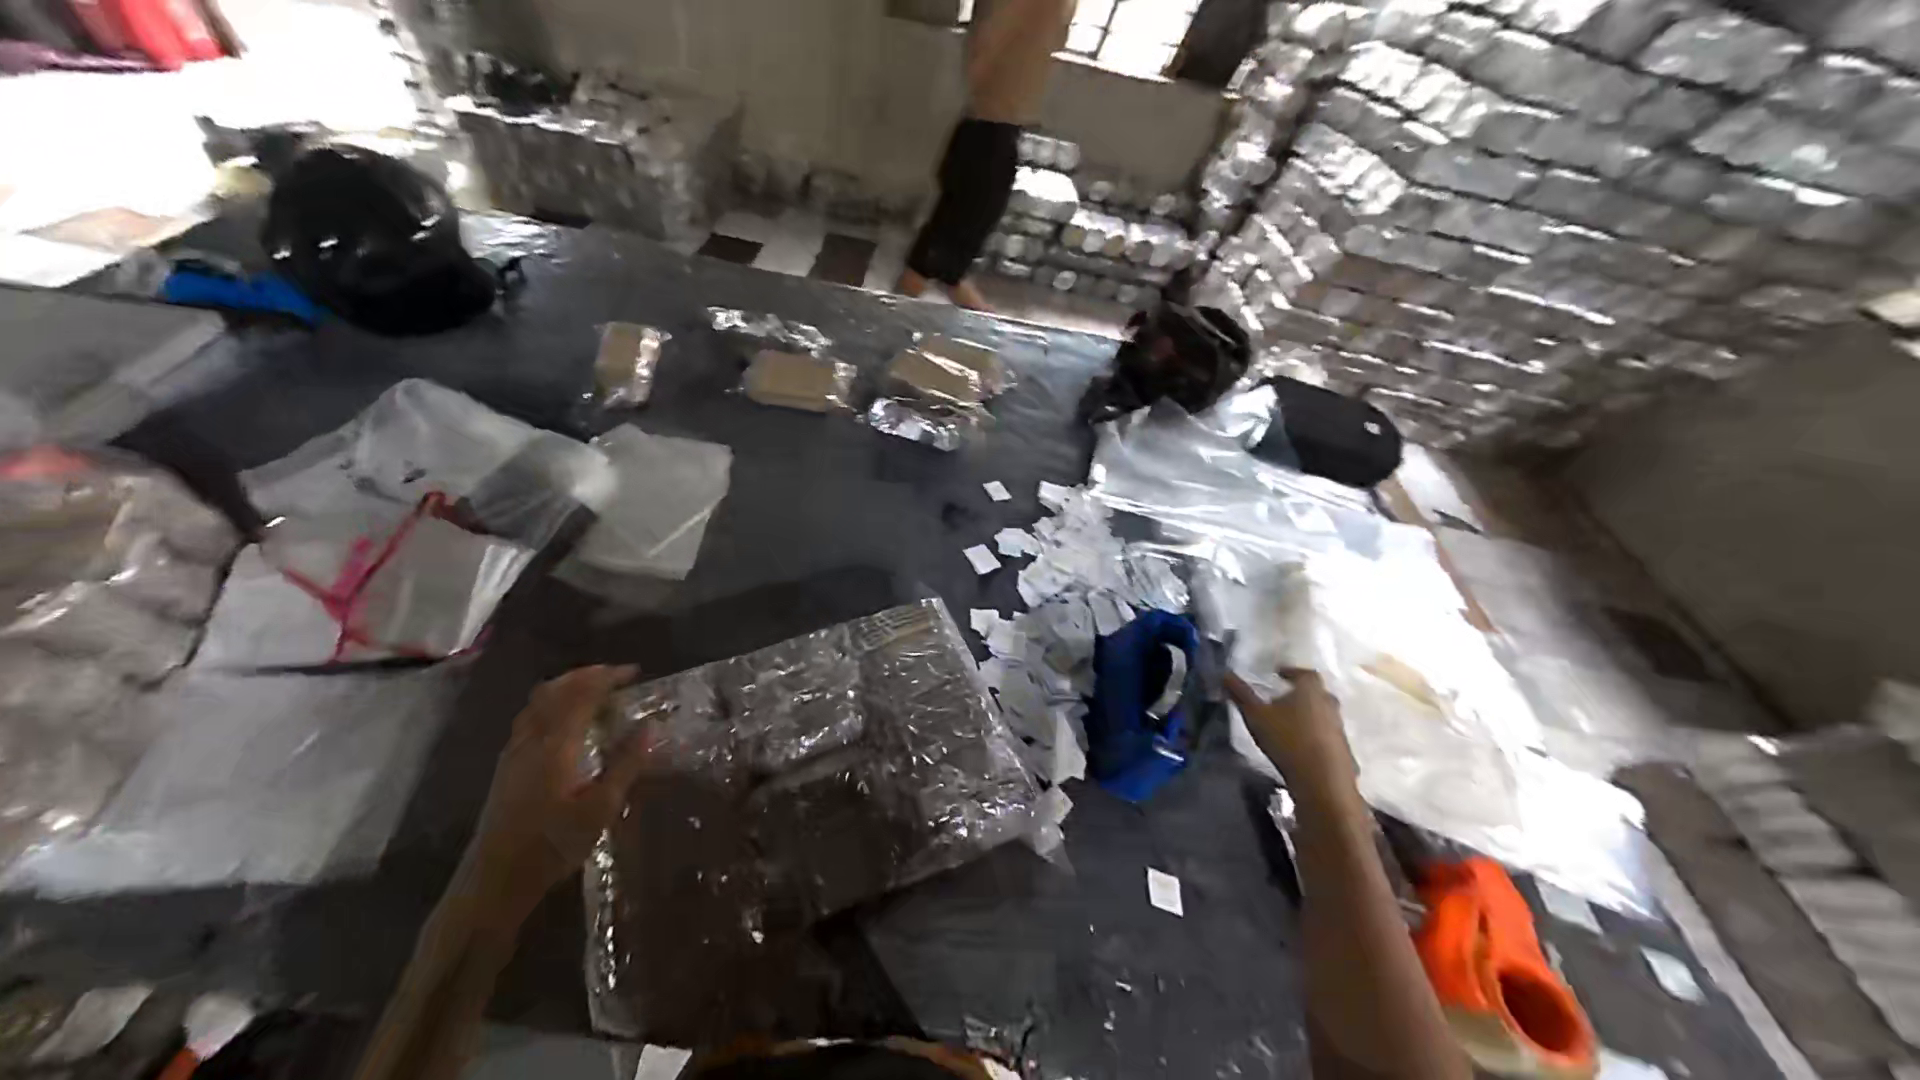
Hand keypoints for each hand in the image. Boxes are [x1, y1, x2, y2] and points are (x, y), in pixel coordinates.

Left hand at [466, 665, 650, 927]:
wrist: (494, 882)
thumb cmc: (552, 845)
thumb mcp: (600, 809)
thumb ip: (625, 765)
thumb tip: (650, 727)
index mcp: (555, 746)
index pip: (582, 695)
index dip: (608, 677)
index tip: (634, 672)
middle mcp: (531, 740)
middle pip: (555, 690)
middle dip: (587, 676)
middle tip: (616, 676)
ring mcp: (514, 752)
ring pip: (538, 702)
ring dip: (567, 687)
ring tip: (594, 691)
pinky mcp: (507, 766)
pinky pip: (530, 717)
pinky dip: (552, 704)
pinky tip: (566, 721)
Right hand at [1226, 669, 1358, 803]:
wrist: (1323, 782)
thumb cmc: (1287, 739)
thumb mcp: (1255, 715)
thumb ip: (1240, 694)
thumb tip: (1224, 673)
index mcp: (1310, 691)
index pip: (1305, 673)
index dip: (1291, 672)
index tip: (1277, 674)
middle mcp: (1329, 706)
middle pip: (1318, 694)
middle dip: (1302, 694)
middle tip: (1284, 698)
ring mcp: (1339, 730)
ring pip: (1324, 716)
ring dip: (1309, 717)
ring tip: (1289, 724)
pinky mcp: (1344, 753)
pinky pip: (1328, 739)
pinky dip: (1316, 738)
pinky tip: (1301, 749)